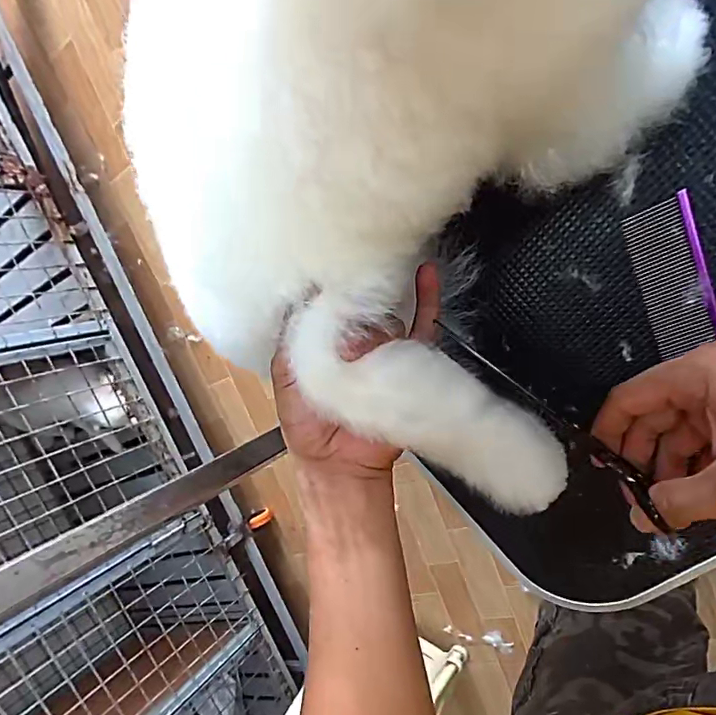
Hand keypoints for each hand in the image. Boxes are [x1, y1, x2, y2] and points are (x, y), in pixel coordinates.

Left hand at [271, 262, 441, 484]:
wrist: (340, 461)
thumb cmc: (310, 426)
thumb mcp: (288, 374)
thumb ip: (296, 337)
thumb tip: (310, 296)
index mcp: (324, 339)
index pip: (330, 298)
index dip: (331, 277)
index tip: (330, 253)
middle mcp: (355, 341)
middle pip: (363, 301)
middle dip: (361, 285)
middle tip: (361, 263)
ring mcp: (384, 351)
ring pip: (390, 314)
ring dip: (389, 296)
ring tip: (385, 281)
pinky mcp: (410, 363)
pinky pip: (423, 329)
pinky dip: (427, 302)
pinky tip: (426, 274)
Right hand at [591, 337, 715, 529]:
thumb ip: (677, 502)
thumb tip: (643, 514)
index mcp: (702, 372)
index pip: (631, 398)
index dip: (609, 436)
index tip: (599, 472)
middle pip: (658, 412)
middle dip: (646, 459)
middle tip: (641, 501)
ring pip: (688, 424)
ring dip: (677, 464)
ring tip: (677, 506)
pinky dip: (704, 459)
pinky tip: (707, 492)